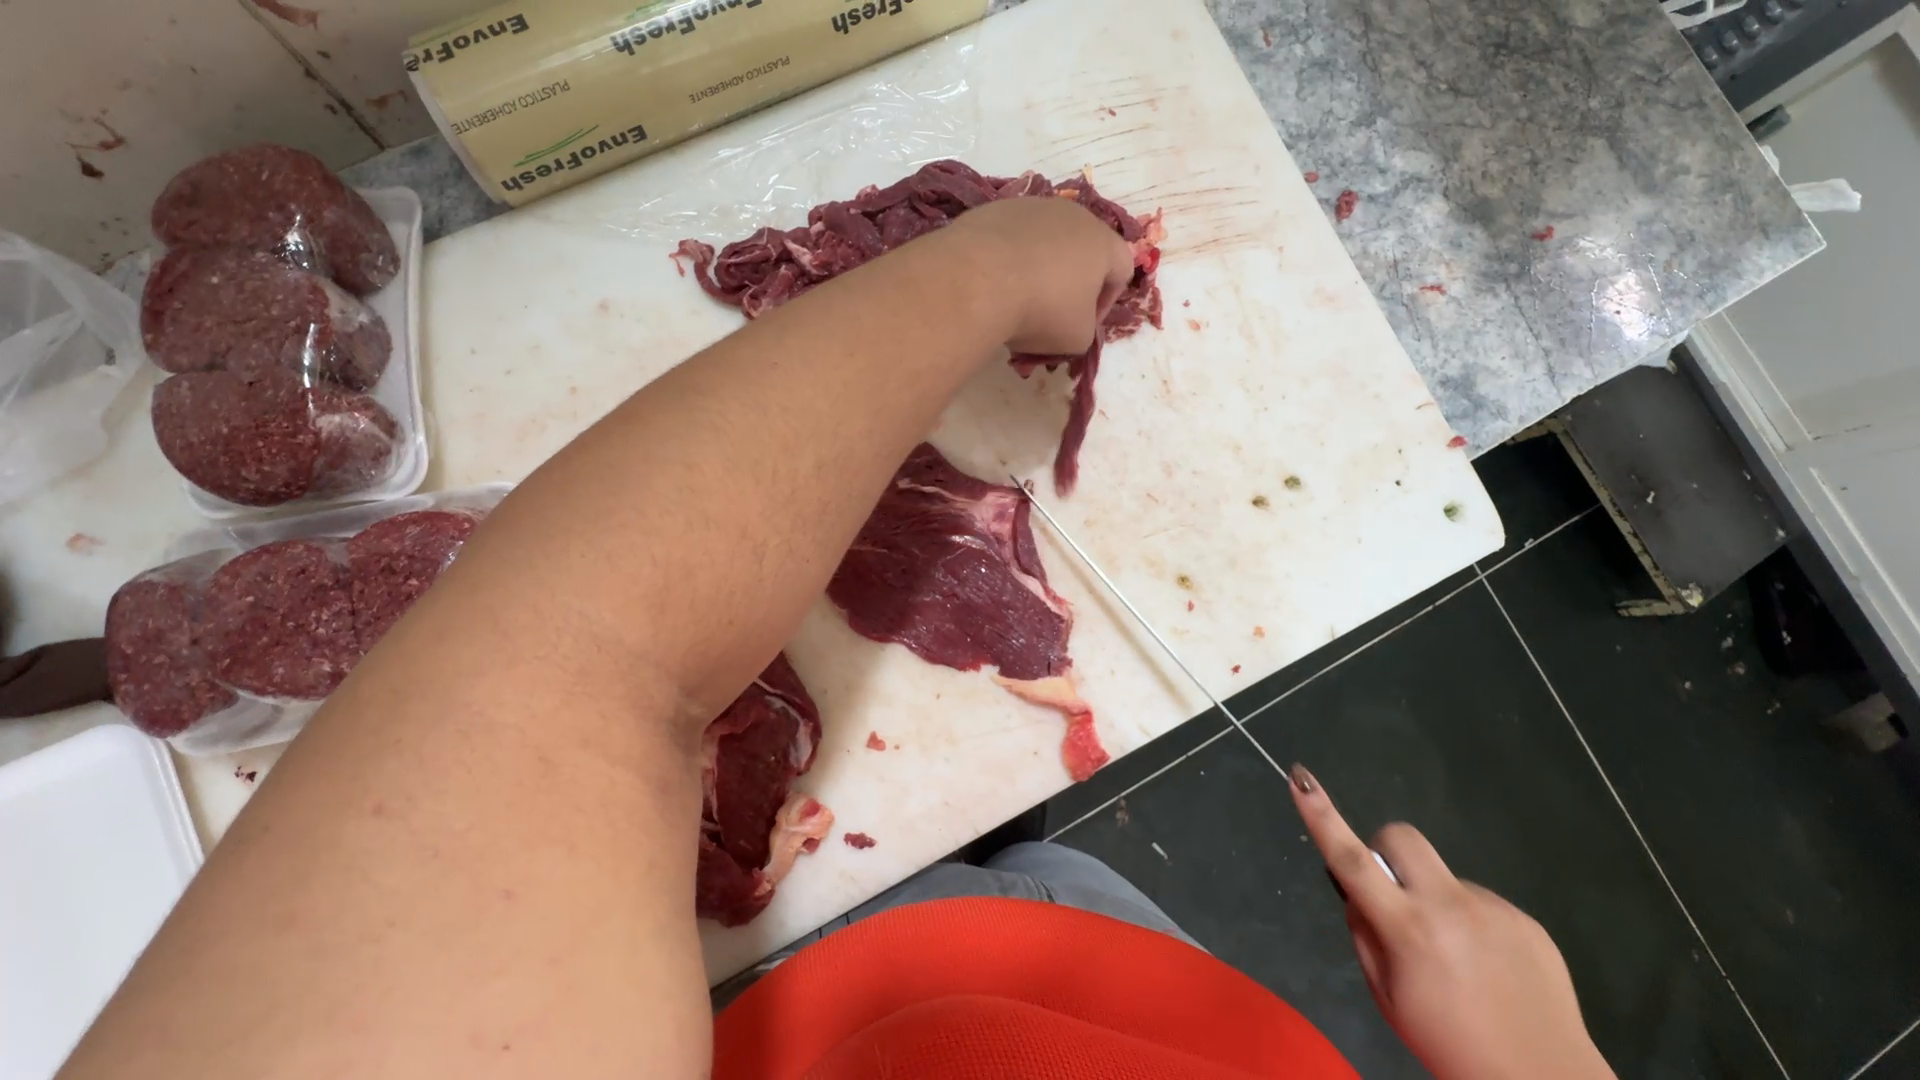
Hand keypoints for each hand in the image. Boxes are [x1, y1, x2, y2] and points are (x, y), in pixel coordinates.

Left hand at [943, 196, 1134, 355]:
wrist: (977, 280)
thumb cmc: (1042, 310)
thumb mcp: (1077, 338)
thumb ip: (1086, 330)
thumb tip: (1073, 324)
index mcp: (1102, 241)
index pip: (1122, 270)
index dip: (1106, 304)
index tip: (1084, 326)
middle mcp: (1071, 214)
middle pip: (1081, 251)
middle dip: (1070, 285)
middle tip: (1050, 316)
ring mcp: (1030, 207)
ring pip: (1044, 242)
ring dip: (1037, 271)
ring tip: (1015, 302)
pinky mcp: (993, 210)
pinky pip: (1010, 239)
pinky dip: (1007, 261)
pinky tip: (991, 286)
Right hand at [1289, 764, 1616, 1079]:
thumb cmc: (1449, 1047)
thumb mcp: (1388, 998)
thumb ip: (1366, 937)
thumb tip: (1360, 896)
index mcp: (1409, 930)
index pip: (1352, 861)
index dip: (1321, 816)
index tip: (1302, 777)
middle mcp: (1451, 907)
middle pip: (1402, 838)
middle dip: (1385, 851)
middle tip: (1390, 893)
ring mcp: (1495, 910)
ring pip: (1443, 879)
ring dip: (1433, 901)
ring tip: (1455, 960)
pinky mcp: (1527, 921)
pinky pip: (1480, 905)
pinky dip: (1470, 926)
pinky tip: (1487, 969)